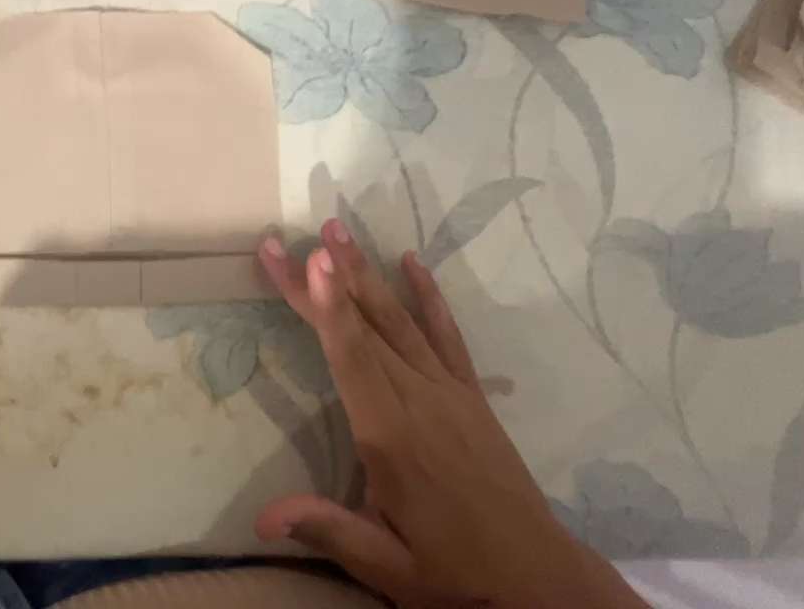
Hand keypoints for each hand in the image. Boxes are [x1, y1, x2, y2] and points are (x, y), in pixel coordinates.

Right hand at [254, 220, 645, 608]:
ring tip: (337, 229)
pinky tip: (410, 261)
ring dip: (364, 271)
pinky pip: (446, 334)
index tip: (311, 261)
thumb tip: (259, 521)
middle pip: (362, 326)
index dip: (327, 308)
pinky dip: (428, 294)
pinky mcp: (469, 394)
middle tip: (285, 238)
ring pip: (398, 319)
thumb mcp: (388, 565)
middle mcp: (418, 398)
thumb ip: (327, 530)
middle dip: (323, 277)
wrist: (543, 584)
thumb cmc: (455, 572)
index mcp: (390, 433)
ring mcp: (448, 390)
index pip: (350, 357)